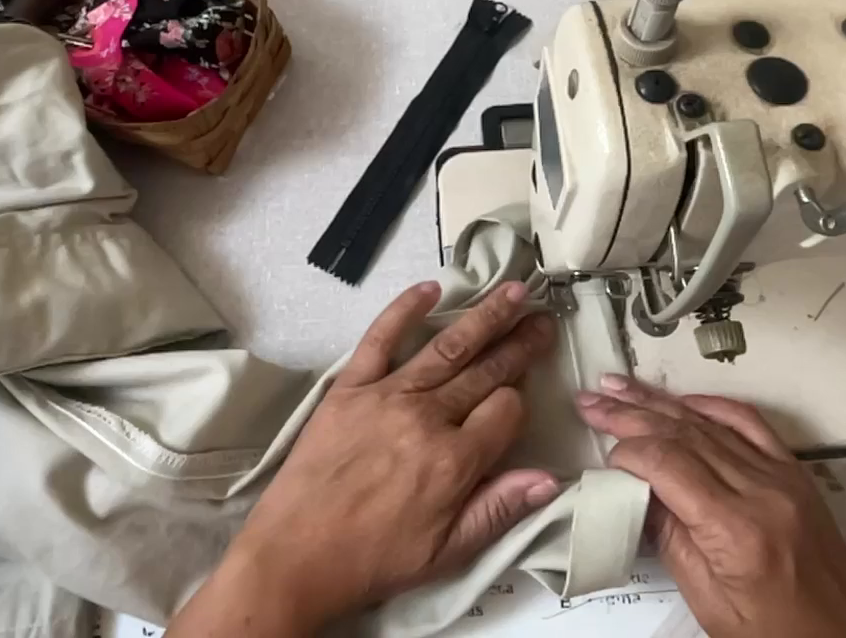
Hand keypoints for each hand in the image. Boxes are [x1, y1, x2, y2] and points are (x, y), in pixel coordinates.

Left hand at [169, 280, 558, 636]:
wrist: (295, 554)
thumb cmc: (374, 557)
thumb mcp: (445, 553)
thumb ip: (498, 510)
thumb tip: (550, 478)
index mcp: (453, 461)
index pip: (506, 411)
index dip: (519, 402)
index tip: (518, 399)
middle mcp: (426, 418)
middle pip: (484, 370)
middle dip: (519, 343)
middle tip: (544, 317)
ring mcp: (387, 394)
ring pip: (447, 347)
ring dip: (484, 316)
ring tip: (513, 291)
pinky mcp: (350, 384)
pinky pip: (380, 338)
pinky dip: (404, 310)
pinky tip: (429, 288)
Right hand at [576, 375, 845, 637]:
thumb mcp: (708, 601)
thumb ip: (667, 536)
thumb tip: (632, 488)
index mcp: (737, 530)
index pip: (667, 463)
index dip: (627, 451)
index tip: (604, 457)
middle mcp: (762, 492)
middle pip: (681, 433)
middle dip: (629, 414)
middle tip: (590, 402)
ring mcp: (782, 477)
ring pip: (707, 421)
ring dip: (657, 402)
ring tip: (618, 388)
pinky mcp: (795, 473)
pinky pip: (748, 422)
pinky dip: (710, 405)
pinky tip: (680, 399)